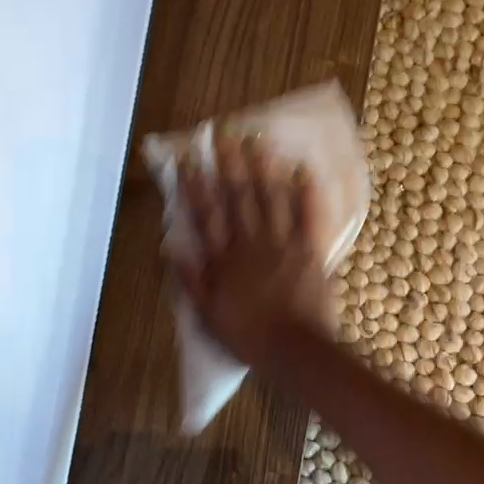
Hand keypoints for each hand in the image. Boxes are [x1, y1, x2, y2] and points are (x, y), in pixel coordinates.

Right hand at [173, 132, 333, 370]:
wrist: (294, 351)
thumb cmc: (246, 337)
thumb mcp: (207, 315)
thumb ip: (190, 280)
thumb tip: (171, 247)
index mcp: (224, 259)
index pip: (206, 214)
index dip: (196, 185)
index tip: (188, 158)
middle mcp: (251, 243)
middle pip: (238, 197)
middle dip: (228, 163)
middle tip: (222, 132)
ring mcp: (284, 244)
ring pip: (271, 198)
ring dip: (263, 166)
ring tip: (257, 137)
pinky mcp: (312, 252)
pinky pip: (311, 216)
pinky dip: (308, 192)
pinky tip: (303, 168)